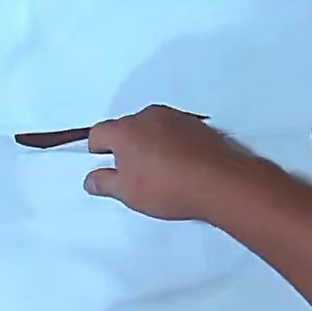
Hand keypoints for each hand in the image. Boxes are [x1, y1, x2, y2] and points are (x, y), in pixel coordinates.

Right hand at [83, 105, 277, 221]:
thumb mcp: (128, 193)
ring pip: (152, 128)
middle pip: (127, 128)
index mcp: (125, 130)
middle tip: (131, 173)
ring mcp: (175, 118)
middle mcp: (149, 117)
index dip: (97, 148)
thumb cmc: (171, 186)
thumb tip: (92, 180)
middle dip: (125, 147)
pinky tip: (179, 167)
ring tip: (158, 173)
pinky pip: (176, 131)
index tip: (101, 160)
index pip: (99, 132)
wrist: (219, 183)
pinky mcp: (197, 126)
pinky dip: (173, 144)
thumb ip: (105, 183)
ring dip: (150, 144)